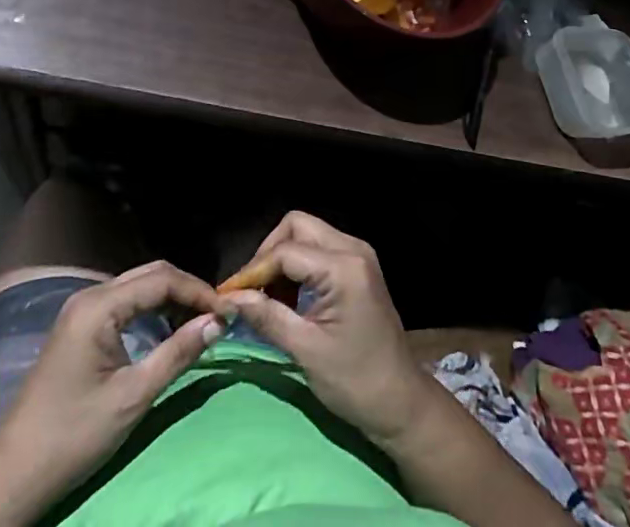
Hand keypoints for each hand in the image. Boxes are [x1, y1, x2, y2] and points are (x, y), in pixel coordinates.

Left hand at [0, 261, 224, 503]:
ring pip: (138, 286)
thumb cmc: (77, 432)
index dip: (200, 292)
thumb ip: (178, 352)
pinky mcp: (80, 325)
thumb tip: (218, 322)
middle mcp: (90, 295)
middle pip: (150, 274)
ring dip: (172, 298)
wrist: (18, 468)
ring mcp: (82, 309)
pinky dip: (153, 309)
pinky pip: (125, 302)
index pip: (162, 279)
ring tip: (202, 322)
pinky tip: (170, 328)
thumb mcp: (134, 394)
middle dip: (188, 290)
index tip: (229, 313)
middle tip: (219, 316)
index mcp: (99, 306)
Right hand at [218, 212, 436, 445]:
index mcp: (343, 268)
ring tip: (265, 298)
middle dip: (268, 254)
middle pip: (296, 226)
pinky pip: (319, 250)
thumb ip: (266, 315)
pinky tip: (287, 299)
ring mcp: (358, 256)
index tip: (228, 295)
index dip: (252, 271)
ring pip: (307, 235)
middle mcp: (353, 250)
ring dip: (282, 260)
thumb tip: (229, 298)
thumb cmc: (355, 380)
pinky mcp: (358, 267)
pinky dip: (298, 267)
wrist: (401, 403)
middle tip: (250, 290)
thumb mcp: (305, 349)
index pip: (285, 252)